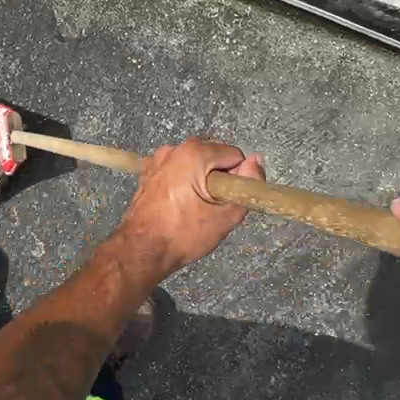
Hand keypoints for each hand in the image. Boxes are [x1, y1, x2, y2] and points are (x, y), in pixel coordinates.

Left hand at [114, 137, 261, 278]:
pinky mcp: (149, 173)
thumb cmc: (183, 234)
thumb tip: (256, 162)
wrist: (143, 249)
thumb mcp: (226, 214)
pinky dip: (185, 183)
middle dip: (220, 179)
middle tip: (215, 207)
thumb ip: (247, 186)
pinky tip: (181, 206)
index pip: (235, 156)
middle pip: (214, 157)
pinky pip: (178, 171)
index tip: (230, 200)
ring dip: (203, 182)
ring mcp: (158, 160)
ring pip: (196, 165)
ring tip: (197, 209)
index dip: (238, 179)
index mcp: (193, 153)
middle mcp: (173, 150)